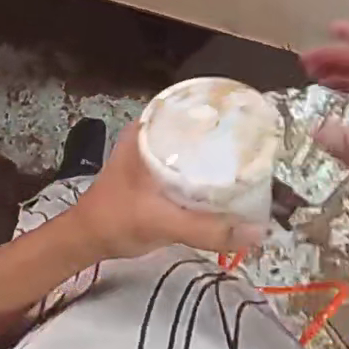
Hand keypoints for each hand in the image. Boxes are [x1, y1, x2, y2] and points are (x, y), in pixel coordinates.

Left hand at [65, 130, 266, 261]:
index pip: (190, 110)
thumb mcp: (162, 222)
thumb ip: (207, 229)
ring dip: (219, 160)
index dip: (222, 113)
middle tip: (261, 150)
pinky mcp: (157, 178)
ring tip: (253, 167)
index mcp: (146, 133)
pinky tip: (230, 187)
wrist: (87, 239)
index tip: (254, 121)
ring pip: (194, 151)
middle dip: (228, 140)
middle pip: (197, 131)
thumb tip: (258, 231)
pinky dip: (208, 178)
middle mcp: (151, 138)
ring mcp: (153, 157)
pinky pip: (190, 170)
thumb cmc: (116, 220)